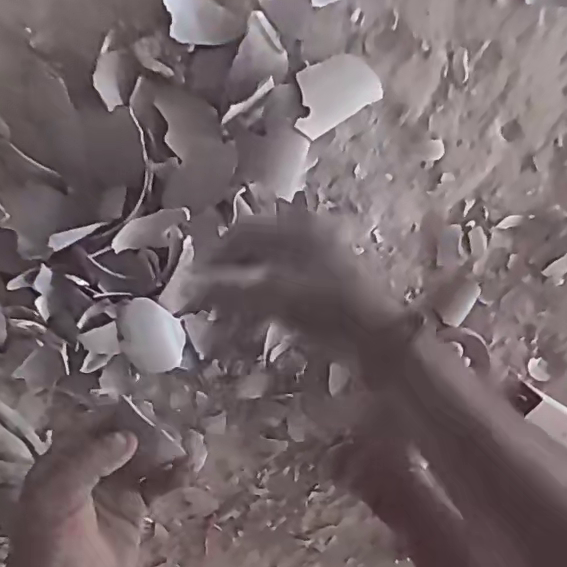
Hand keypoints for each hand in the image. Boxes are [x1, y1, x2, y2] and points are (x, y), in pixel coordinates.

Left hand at [5, 428, 185, 566]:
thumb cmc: (51, 542)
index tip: (142, 409)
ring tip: (189, 444)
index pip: (89, 428)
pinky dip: (172, 475)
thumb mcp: (58, 493)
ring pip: (141, 461)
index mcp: (60, 462)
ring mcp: (111, 491)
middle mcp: (87, 472)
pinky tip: (189, 468)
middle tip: (171, 425)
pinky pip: (155, 486)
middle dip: (145, 431)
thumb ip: (91, 460)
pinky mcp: (133, 512)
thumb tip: (129, 438)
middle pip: (120, 440)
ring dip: (164, 451)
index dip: (114, 417)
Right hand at [197, 204, 404, 355]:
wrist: (376, 338)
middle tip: (206, 306)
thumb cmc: (328, 308)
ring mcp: (314, 263)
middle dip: (224, 281)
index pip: (240, 232)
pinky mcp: (318, 289)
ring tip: (224, 323)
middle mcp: (304, 238)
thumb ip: (228, 291)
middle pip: (250, 254)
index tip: (195, 283)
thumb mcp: (273, 296)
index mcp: (295, 229)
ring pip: (261, 274)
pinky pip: (276, 293)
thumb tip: (190, 290)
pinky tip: (248, 329)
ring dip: (238, 298)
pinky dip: (257, 308)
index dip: (214, 256)